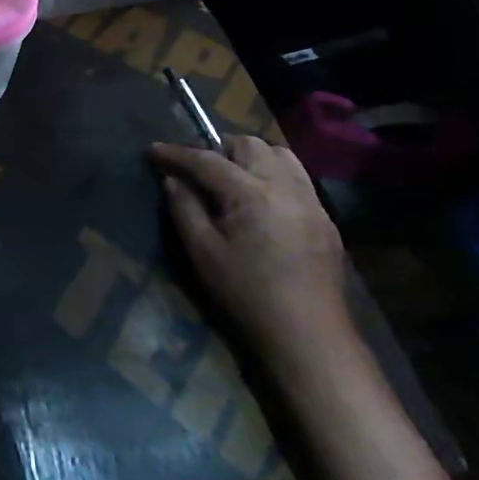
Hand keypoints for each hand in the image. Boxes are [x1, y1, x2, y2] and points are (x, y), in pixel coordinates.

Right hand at [150, 137, 347, 349]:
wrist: (307, 335)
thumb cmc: (246, 294)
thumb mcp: (202, 253)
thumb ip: (184, 209)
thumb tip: (173, 180)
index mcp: (252, 195)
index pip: (207, 160)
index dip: (177, 153)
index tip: (153, 150)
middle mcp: (286, 187)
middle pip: (250, 144)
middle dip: (219, 148)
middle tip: (197, 168)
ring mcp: (311, 201)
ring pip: (281, 155)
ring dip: (251, 157)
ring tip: (231, 177)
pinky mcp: (325, 218)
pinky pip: (298, 178)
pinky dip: (274, 174)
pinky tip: (261, 200)